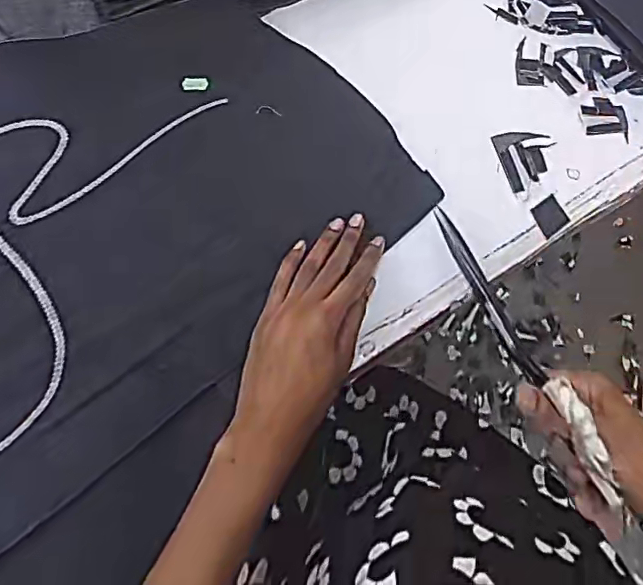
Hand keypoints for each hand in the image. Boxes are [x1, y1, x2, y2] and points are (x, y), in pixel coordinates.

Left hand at [230, 216, 384, 467]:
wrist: (268, 420)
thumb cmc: (305, 399)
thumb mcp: (342, 360)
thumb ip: (353, 320)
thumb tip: (363, 293)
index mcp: (327, 318)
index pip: (354, 278)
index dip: (368, 257)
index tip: (376, 243)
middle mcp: (304, 307)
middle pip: (332, 264)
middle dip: (347, 240)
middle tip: (357, 222)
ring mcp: (283, 308)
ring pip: (307, 265)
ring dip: (323, 242)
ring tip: (334, 225)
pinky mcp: (267, 314)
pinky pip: (280, 278)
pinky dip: (290, 260)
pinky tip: (298, 247)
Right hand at [518, 369, 642, 532]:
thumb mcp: (590, 434)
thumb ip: (554, 412)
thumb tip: (525, 391)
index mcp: (594, 391)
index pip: (551, 388)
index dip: (546, 411)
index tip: (553, 430)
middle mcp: (597, 412)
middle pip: (557, 428)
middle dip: (565, 454)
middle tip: (580, 462)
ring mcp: (602, 441)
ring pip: (568, 458)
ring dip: (578, 479)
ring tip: (595, 486)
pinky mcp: (607, 466)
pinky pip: (583, 477)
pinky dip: (589, 493)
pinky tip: (601, 500)